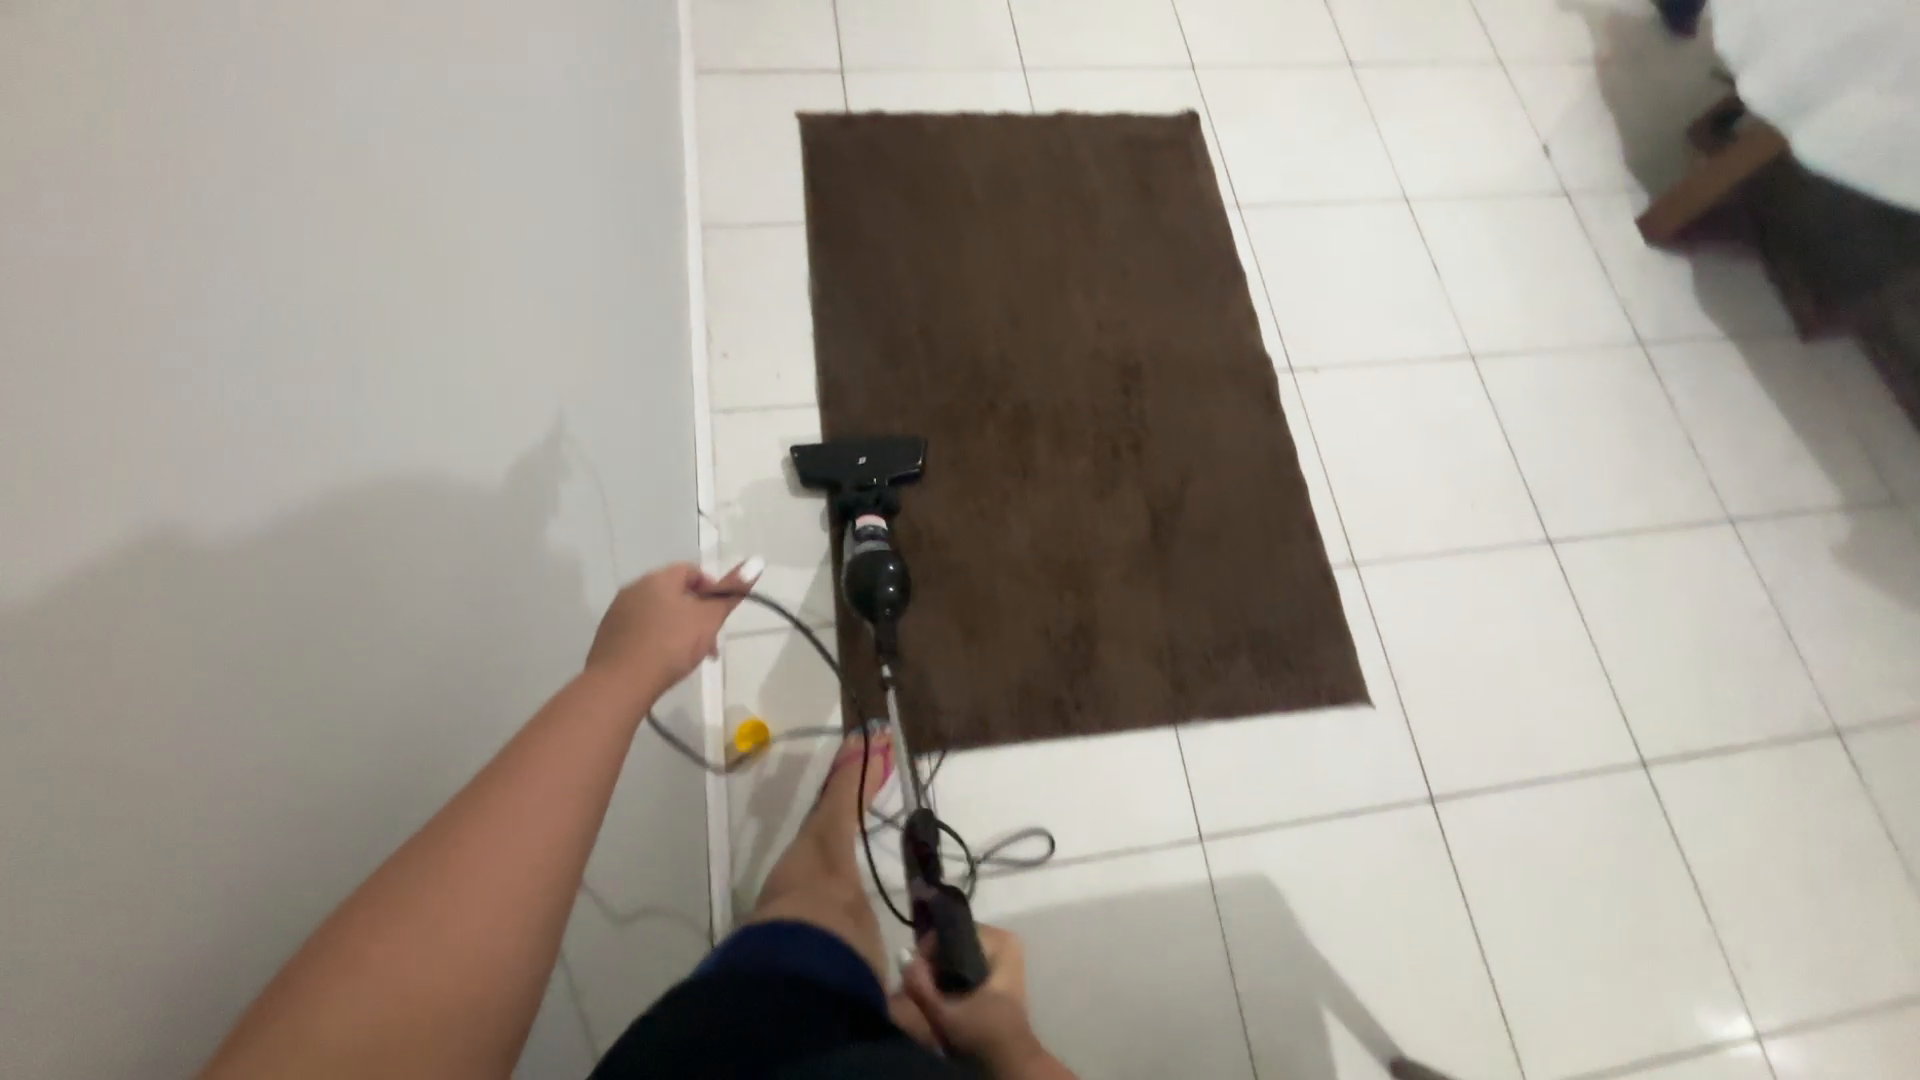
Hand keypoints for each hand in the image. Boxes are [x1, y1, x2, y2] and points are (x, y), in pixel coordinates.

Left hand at [584, 559, 760, 696]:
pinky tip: (663, 662)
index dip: (712, 589)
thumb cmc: (671, 645)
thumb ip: (732, 592)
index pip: (692, 571)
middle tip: (708, 640)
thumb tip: (757, 562)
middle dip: (696, 613)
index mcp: (658, 579)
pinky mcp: (608, 636)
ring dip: (677, 628)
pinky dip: (656, 640)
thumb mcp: (709, 618)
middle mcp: (634, 589)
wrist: (620, 684)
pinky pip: (640, 630)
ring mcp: (618, 613)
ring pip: (657, 613)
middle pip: (674, 593)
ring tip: (687, 656)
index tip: (718, 615)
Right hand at [903, 925, 1051, 1072]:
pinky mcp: (1004, 971)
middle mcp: (1005, 941)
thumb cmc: (983, 1034)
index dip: (928, 949)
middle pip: (956, 941)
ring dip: (943, 969)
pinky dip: (955, 975)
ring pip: (961, 952)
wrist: (1012, 1061)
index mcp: (999, 941)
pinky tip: (944, 993)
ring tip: (928, 989)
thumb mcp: (945, 1014)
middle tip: (918, 981)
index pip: (952, 932)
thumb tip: (903, 957)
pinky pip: (970, 962)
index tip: (913, 970)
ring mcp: (1007, 955)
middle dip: (934, 960)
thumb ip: (920, 985)